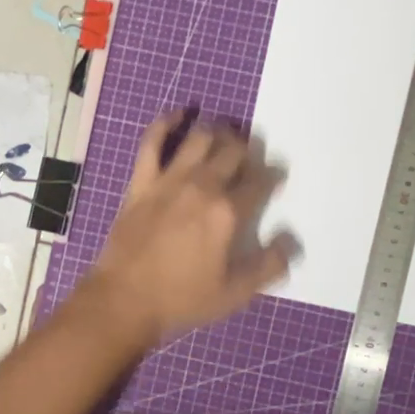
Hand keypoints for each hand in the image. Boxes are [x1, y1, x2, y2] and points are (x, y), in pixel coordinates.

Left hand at [77, 111, 294, 342]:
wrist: (124, 299)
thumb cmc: (182, 299)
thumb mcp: (235, 293)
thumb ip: (269, 265)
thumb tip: (290, 240)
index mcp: (228, 212)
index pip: (261, 182)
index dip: (273, 176)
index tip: (275, 178)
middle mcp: (202, 187)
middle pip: (233, 152)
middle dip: (247, 149)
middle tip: (248, 156)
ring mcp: (169, 180)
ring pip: (199, 139)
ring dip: (216, 132)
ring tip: (223, 135)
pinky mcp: (141, 181)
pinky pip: (152, 142)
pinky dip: (166, 123)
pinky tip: (178, 114)